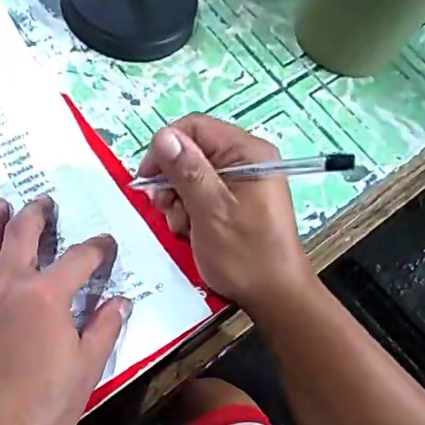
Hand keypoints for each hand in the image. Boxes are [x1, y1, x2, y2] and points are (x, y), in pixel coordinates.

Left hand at [0, 197, 129, 424]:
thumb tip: (121, 301)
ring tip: (0, 204)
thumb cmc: (46, 404)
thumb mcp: (87, 367)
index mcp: (48, 295)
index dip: (98, 248)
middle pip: (24, 235)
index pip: (80, 258)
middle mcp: (11, 284)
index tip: (107, 245)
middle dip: (38, 215)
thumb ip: (104, 328)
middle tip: (45, 203)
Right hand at [134, 114, 314, 315]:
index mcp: (247, 153)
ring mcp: (242, 183)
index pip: (195, 128)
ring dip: (179, 202)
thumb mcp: (212, 212)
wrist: (275, 296)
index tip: (149, 180)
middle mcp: (246, 161)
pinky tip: (191, 233)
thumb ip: (188, 172)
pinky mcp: (236, 204)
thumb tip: (163, 137)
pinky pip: (203, 197)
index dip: (166, 149)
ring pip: (193, 177)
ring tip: (183, 228)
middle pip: (192, 152)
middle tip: (167, 211)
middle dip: (172, 181)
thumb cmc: (246, 256)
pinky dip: (190, 213)